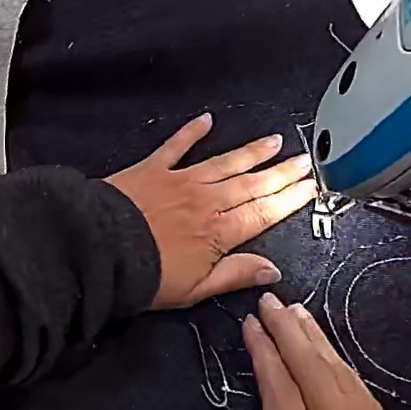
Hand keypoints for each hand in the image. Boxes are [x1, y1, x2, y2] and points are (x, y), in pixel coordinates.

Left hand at [105, 114, 316, 309]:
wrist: (100, 251)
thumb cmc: (147, 277)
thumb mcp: (195, 289)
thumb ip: (236, 275)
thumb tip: (273, 270)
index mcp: (219, 231)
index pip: (264, 212)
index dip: (290, 199)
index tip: (310, 186)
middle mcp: (207, 200)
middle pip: (252, 184)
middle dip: (281, 172)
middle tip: (304, 160)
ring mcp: (182, 180)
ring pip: (225, 162)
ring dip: (251, 152)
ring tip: (274, 140)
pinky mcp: (154, 168)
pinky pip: (176, 146)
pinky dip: (191, 132)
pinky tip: (206, 119)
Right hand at [200, 293, 410, 409]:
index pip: (284, 400)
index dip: (266, 357)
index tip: (252, 326)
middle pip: (314, 377)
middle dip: (290, 334)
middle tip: (271, 302)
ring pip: (342, 379)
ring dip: (318, 341)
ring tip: (298, 314)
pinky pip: (366, 395)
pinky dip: (345, 366)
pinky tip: (334, 352)